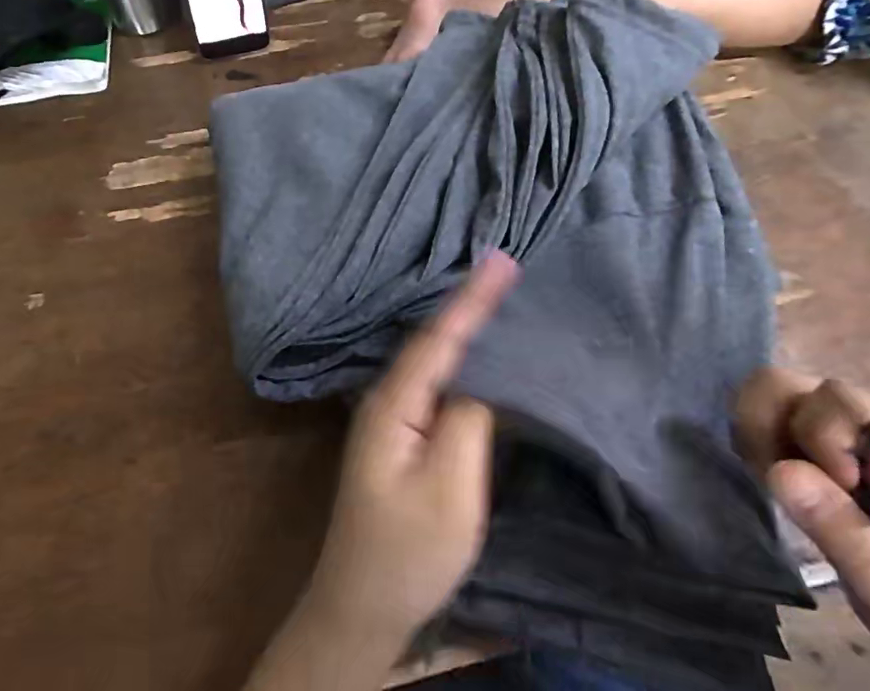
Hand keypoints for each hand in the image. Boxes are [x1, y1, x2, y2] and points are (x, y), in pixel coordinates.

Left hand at [245, 253, 516, 690]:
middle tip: (508, 269)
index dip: (472, 298)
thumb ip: (468, 422)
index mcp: (394, 403)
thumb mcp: (449, 489)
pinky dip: (464, 362)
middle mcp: (389, 400)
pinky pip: (438, 385)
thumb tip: (481, 381)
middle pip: (434, 341)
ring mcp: (394, 420)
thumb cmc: (406, 553)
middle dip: (470, 304)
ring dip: (467, 329)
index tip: (503, 259)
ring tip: (502, 298)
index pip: (439, 338)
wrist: (361, 610)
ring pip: (436, 361)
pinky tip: (484, 357)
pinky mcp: (406, 439)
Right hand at [734, 369, 869, 690]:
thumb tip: (780, 470)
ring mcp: (867, 444)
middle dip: (780, 424)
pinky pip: (785, 418)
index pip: (855, 404)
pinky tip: (774, 477)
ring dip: (765, 426)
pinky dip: (764, 437)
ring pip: (792, 394)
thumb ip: (847, 537)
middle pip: (817, 390)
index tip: (836, 489)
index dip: (822, 434)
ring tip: (770, 477)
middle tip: (777, 477)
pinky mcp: (840, 454)